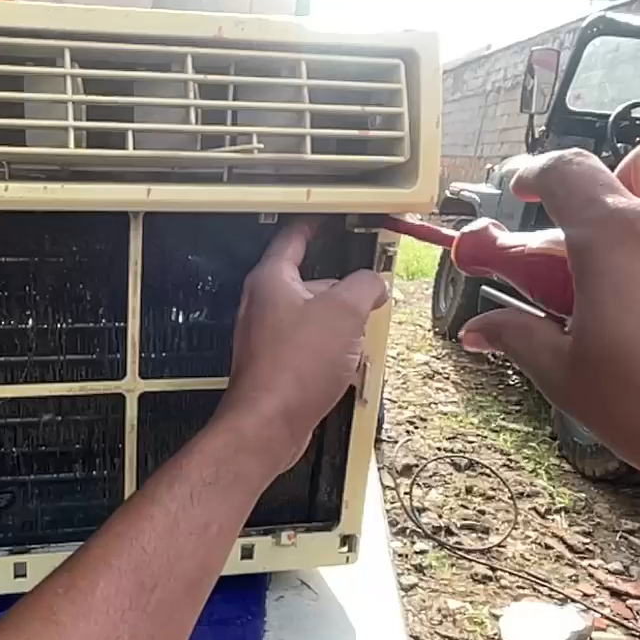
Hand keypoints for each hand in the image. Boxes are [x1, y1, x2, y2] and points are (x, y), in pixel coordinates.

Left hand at [216, 219, 388, 474]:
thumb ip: (365, 286)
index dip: (316, 223)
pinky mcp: (277, 366)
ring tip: (359, 339)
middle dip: (344, 289)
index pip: (294, 237)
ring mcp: (268, 338)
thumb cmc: (292, 369)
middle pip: (312, 282)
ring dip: (342, 326)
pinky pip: (311, 349)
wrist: (270, 424)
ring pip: (315, 319)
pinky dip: (332, 353)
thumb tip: (375, 283)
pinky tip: (346, 367)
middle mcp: (264, 306)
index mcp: (271, 280)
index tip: (331, 216)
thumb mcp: (345, 312)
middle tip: (369, 291)